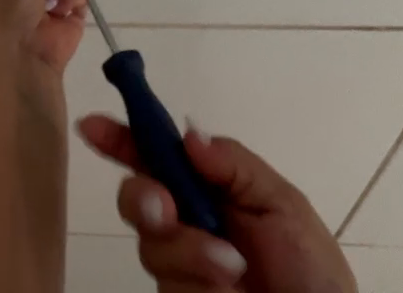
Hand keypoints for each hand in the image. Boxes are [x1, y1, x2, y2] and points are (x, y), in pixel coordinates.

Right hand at [77, 118, 357, 292]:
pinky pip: (167, 284)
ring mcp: (179, 265)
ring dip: (187, 250)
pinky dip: (195, 280)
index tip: (91, 126)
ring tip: (231, 267)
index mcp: (207, 188)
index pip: (154, 155)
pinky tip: (226, 287)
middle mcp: (185, 222)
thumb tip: (187, 133)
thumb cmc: (311, 271)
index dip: (119, 138)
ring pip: (150, 245)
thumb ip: (235, 166)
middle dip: (142, 196)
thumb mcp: (284, 207)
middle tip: (164, 209)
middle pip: (135, 197)